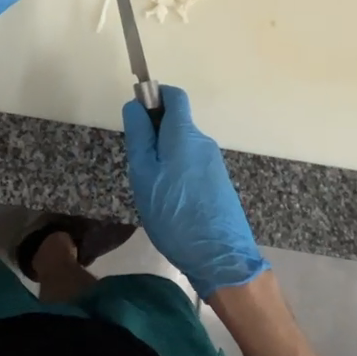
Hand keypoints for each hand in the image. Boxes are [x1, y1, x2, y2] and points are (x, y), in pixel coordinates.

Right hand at [122, 86, 266, 297]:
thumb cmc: (174, 214)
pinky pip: (191, 167)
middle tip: (139, 167)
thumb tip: (135, 105)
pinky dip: (177, 175)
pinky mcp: (218, 185)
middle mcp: (203, 143)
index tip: (137, 115)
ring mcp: (214, 165)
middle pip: (175, 123)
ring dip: (164, 159)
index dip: (154, 96)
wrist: (221, 260)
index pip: (174, 95)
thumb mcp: (144, 174)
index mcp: (184, 134)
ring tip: (153, 193)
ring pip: (181, 148)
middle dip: (153, 136)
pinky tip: (170, 205)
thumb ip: (139, 136)